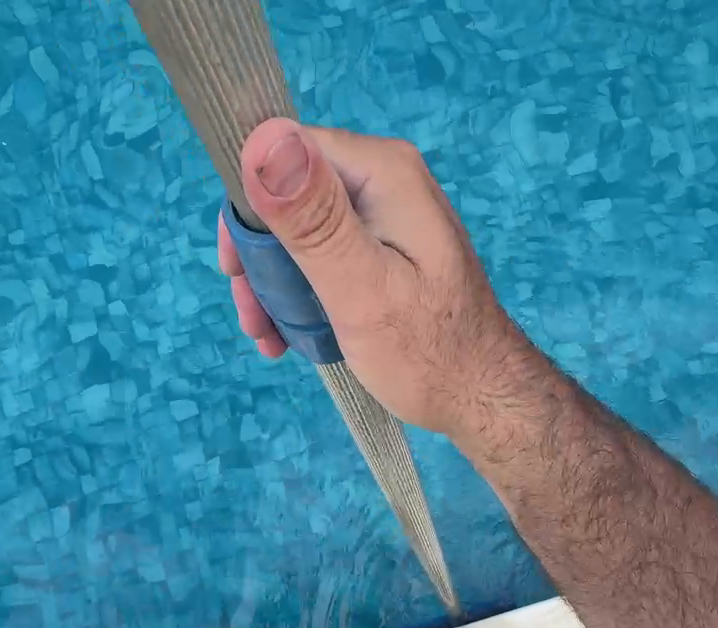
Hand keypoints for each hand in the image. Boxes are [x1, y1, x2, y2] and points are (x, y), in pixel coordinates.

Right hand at [216, 118, 533, 437]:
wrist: (482, 397)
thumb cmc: (425, 353)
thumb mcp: (361, 289)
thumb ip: (314, 221)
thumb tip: (262, 140)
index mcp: (383, 173)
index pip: (288, 153)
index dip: (251, 208)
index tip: (234, 269)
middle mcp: (386, 180)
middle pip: (292, 195)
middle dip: (260, 257)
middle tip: (250, 318)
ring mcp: (388, 217)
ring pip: (304, 231)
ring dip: (275, 282)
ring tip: (267, 335)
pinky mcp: (387, 251)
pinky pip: (327, 256)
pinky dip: (302, 292)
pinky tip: (290, 333)